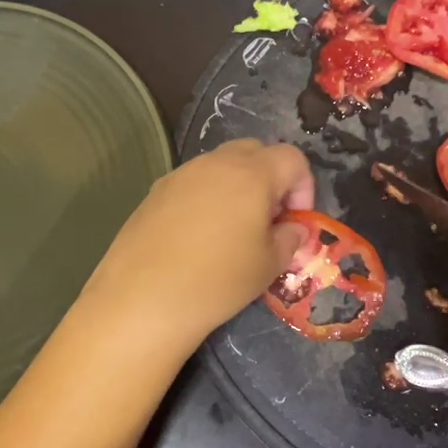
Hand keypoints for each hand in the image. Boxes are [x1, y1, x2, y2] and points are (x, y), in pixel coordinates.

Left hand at [75, 140, 313, 353]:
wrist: (144, 296)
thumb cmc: (218, 279)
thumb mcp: (268, 265)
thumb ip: (289, 238)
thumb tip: (292, 227)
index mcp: (250, 173)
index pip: (291, 158)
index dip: (303, 187)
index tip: (294, 222)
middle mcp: (214, 163)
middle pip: (254, 151)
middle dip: (270, 179)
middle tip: (268, 220)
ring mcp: (180, 174)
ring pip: (220, 165)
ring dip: (236, 187)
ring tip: (232, 231)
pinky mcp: (155, 191)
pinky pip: (192, 183)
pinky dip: (206, 198)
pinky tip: (198, 237)